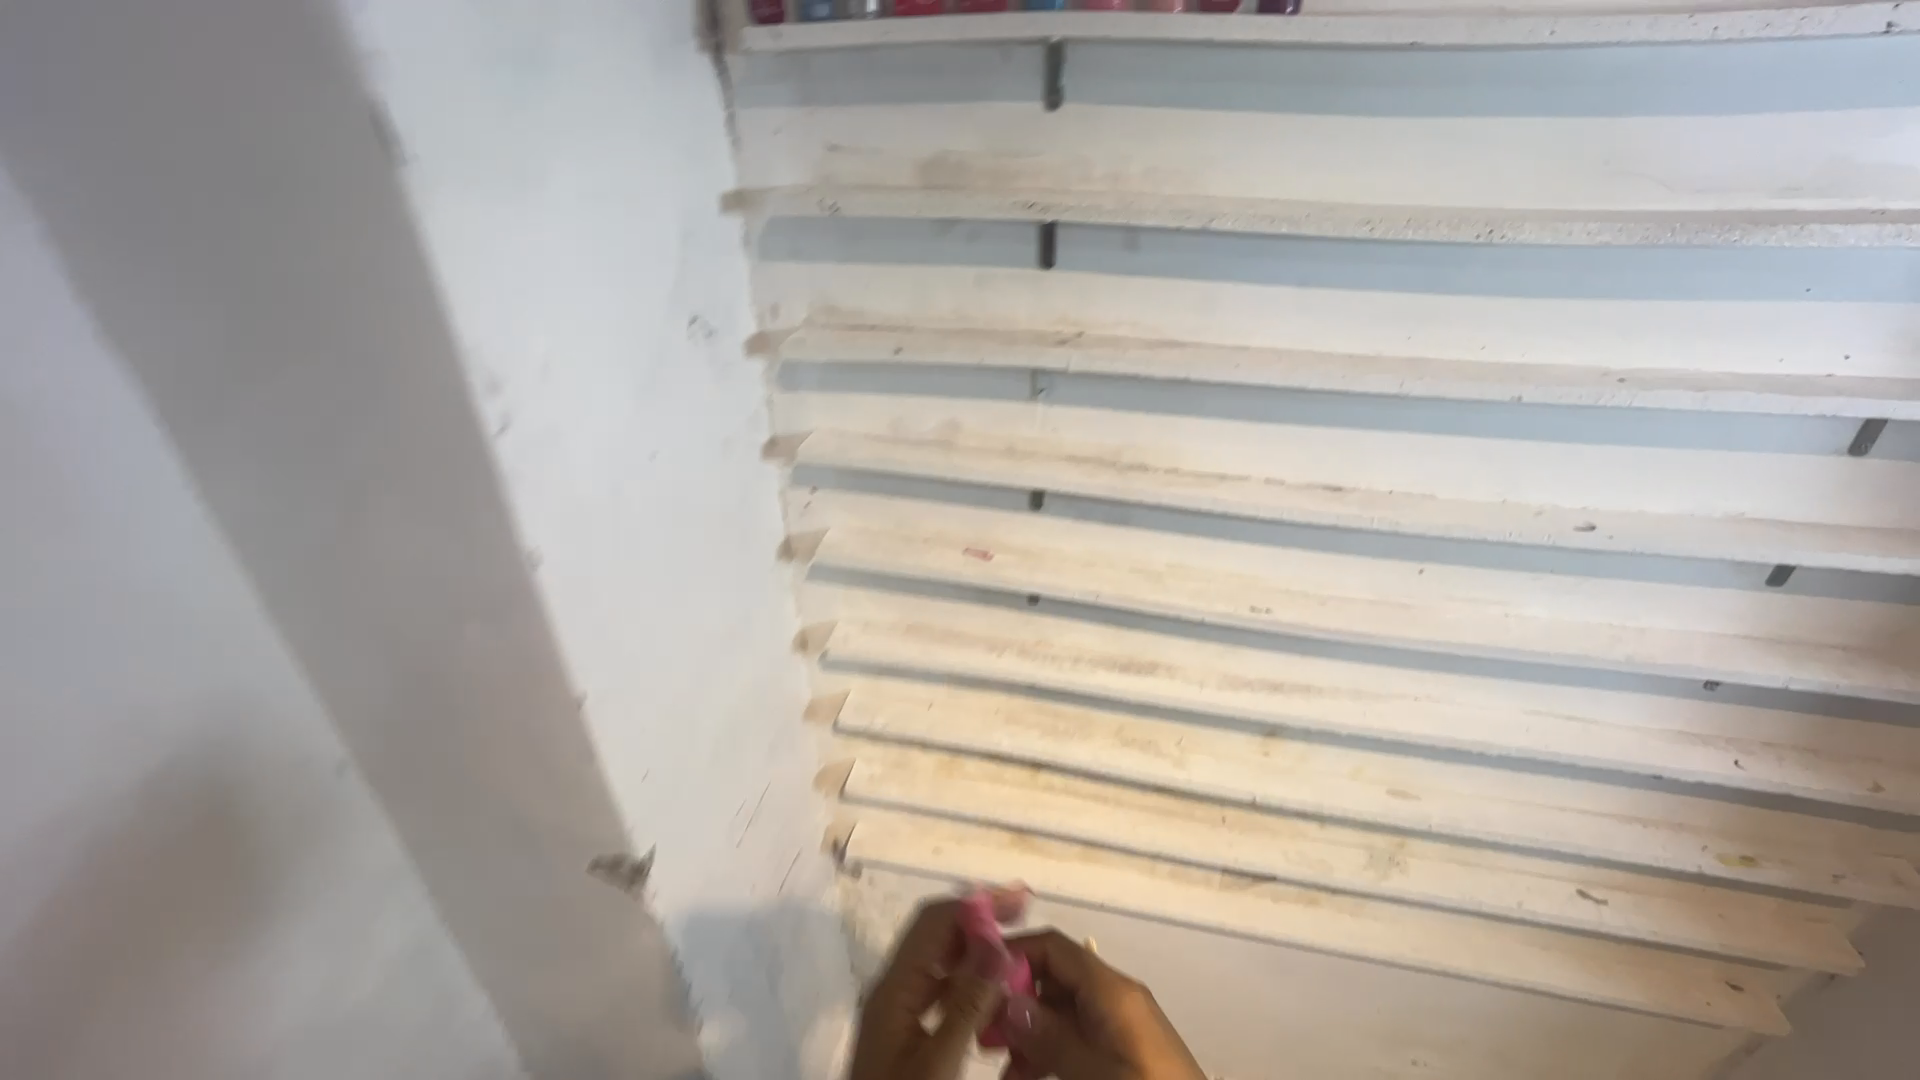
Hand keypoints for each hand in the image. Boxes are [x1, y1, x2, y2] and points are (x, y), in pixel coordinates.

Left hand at [848, 888, 1028, 1079]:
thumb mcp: (937, 1064)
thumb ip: (967, 1004)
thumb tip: (997, 943)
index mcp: (894, 989)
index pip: (934, 922)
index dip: (976, 903)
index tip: (1020, 899)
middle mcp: (893, 990)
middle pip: (936, 936)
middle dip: (979, 918)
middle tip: (1024, 912)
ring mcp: (899, 1013)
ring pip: (940, 964)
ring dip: (977, 950)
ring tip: (1019, 949)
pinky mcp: (908, 1036)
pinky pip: (941, 993)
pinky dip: (970, 984)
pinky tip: (997, 994)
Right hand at [999, 931, 1204, 1079]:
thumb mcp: (1095, 1074)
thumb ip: (1050, 1038)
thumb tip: (1005, 999)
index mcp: (1111, 990)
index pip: (1053, 947)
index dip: (1012, 955)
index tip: (975, 983)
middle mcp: (1115, 997)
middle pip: (1052, 979)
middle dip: (1014, 1004)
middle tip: (982, 1038)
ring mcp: (1119, 1026)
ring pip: (1060, 1014)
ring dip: (1027, 1037)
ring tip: (1002, 1073)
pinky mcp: (1122, 1052)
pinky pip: (1075, 1040)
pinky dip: (1048, 1055)